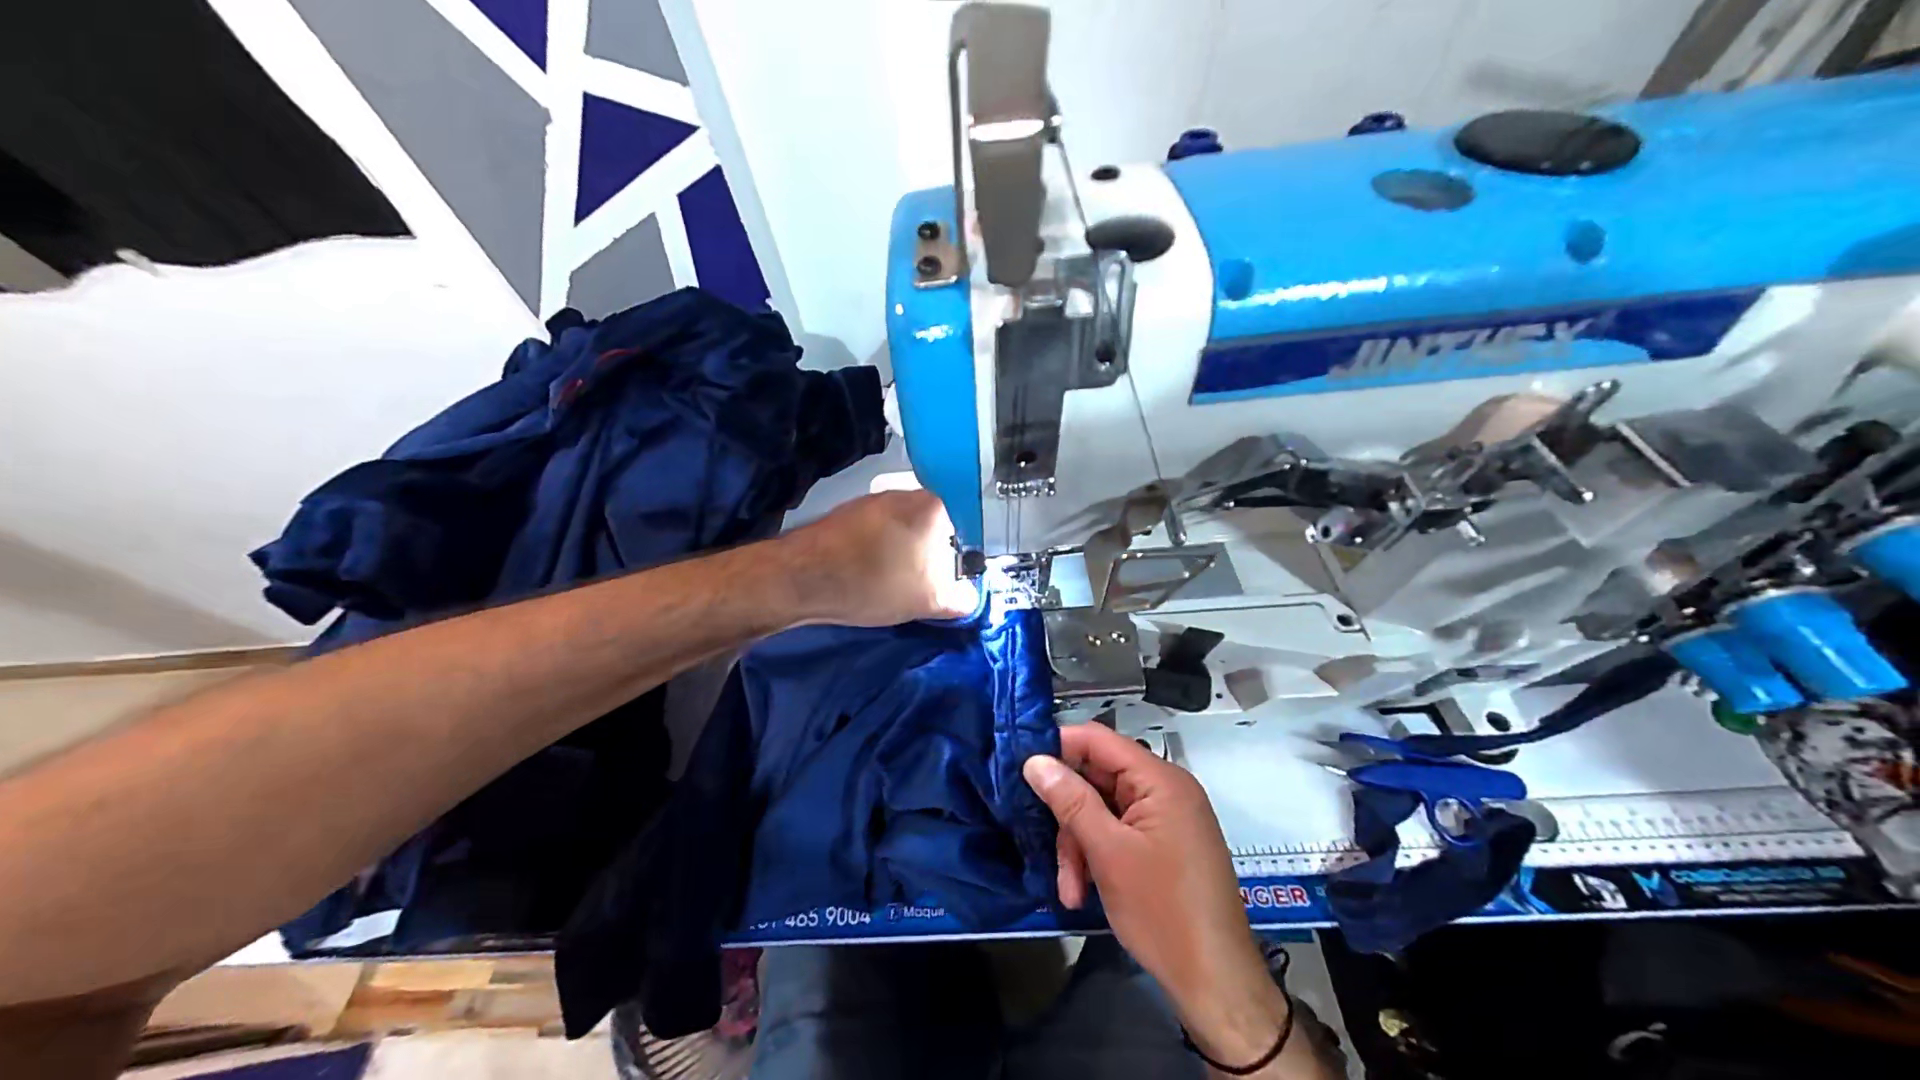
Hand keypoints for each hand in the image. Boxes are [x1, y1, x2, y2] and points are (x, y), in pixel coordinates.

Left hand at [780, 490, 978, 626]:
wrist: (803, 577)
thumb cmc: (875, 582)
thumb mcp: (929, 601)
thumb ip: (960, 599)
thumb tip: (969, 597)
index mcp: (933, 505)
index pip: (965, 529)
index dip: (960, 558)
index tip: (950, 581)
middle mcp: (905, 493)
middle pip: (932, 527)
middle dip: (931, 556)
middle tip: (924, 586)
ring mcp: (872, 501)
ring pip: (903, 530)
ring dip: (903, 555)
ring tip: (894, 584)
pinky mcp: (847, 513)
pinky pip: (876, 533)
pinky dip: (877, 551)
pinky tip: (868, 574)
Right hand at [1024, 724, 1299, 1071]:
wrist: (1215, 982)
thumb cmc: (1163, 911)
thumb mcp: (1107, 853)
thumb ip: (1070, 801)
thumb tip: (1034, 760)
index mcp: (1160, 780)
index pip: (1098, 740)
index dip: (1058, 747)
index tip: (1022, 770)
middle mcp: (1165, 790)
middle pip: (1097, 780)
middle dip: (1069, 817)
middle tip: (1050, 852)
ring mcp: (1165, 819)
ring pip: (1103, 812)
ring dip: (1079, 847)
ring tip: (1069, 889)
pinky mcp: (1163, 845)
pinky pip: (1118, 834)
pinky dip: (1097, 857)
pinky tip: (1083, 891)